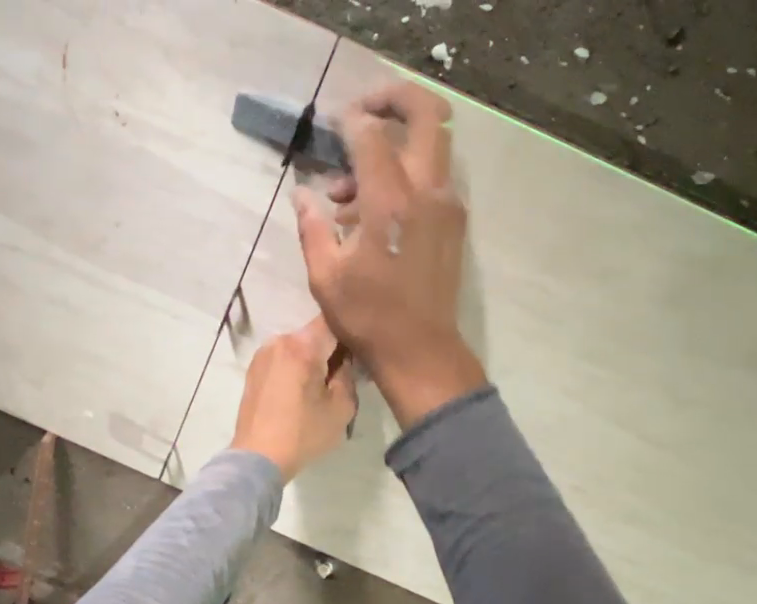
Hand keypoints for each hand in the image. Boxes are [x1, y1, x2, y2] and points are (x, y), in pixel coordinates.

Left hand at [229, 316, 358, 480]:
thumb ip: (349, 375)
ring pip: (297, 347)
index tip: (359, 350)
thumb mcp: (342, 407)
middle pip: (314, 334)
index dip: (350, 332)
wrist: (258, 458)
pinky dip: (293, 368)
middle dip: (330, 349)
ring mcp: (262, 355)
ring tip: (319, 386)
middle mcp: (279, 341)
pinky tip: (299, 392)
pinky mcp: (253, 371)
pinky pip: (282, 360)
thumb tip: (344, 362)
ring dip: (310, 360)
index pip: (333, 320)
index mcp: (302, 346)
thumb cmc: (303, 433)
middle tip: (342, 373)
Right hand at [295, 81, 486, 428]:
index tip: (330, 125)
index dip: (350, 121)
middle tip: (361, 114)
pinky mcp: (453, 221)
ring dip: (394, 145)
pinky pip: (431, 176)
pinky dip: (404, 174)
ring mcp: (446, 204)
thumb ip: (312, 228)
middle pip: (427, 113)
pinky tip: (370, 212)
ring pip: (432, 143)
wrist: (420, 350)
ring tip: (347, 190)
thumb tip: (302, 194)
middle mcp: (426, 191)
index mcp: (389, 202)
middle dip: (394, 100)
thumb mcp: (325, 277)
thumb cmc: (367, 317)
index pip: (372, 134)